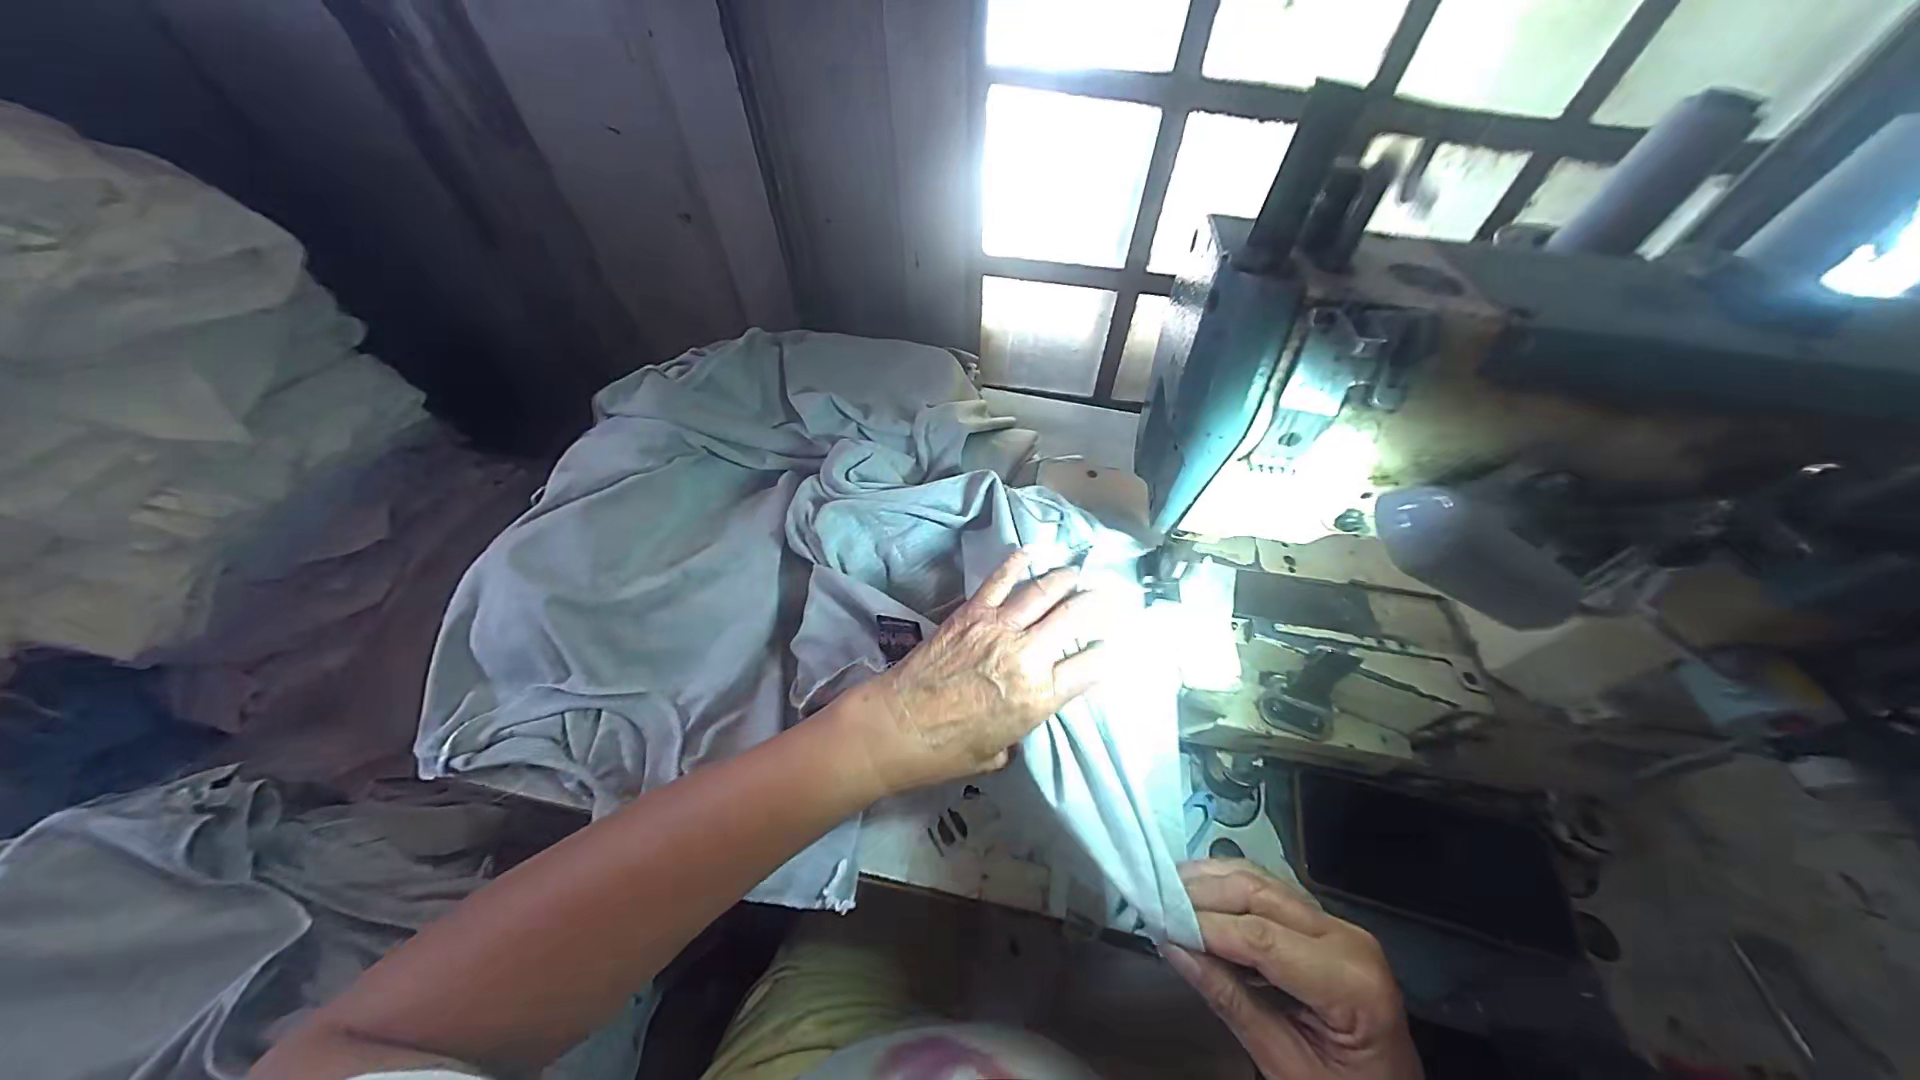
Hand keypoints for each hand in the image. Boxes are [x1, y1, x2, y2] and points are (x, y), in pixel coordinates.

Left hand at [843, 549, 1114, 794]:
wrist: (897, 726)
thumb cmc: (947, 750)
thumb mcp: (1000, 751)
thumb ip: (1022, 728)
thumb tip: (1023, 716)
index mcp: (1039, 696)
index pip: (1091, 666)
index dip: (1108, 651)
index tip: (1113, 643)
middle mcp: (1027, 656)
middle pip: (1076, 618)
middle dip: (1099, 604)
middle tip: (1110, 596)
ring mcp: (998, 628)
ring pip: (1044, 591)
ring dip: (1066, 579)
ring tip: (1079, 574)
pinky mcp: (971, 613)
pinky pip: (1000, 580)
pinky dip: (1018, 563)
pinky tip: (1033, 553)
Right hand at [1165, 859, 1421, 1079]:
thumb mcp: (1287, 1064)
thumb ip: (1231, 1002)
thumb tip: (1174, 948)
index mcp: (1351, 981)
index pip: (1262, 937)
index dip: (1204, 925)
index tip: (1158, 924)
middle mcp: (1346, 937)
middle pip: (1258, 894)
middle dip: (1201, 893)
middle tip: (1153, 899)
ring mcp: (1336, 923)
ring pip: (1260, 879)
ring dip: (1209, 879)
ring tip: (1165, 888)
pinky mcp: (1321, 921)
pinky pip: (1267, 887)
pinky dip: (1226, 884)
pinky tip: (1196, 892)